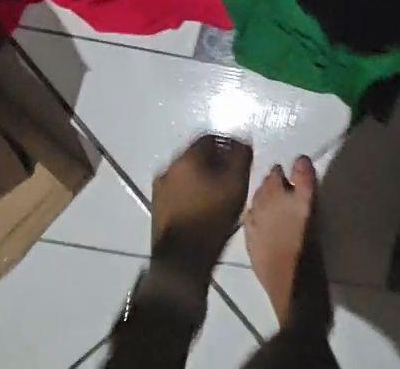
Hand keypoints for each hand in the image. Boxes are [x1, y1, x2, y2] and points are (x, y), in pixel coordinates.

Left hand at [151, 135, 252, 268]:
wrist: (183, 260)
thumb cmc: (213, 216)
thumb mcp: (237, 183)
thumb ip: (241, 156)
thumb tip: (242, 142)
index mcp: (186, 158)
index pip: (210, 138)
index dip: (228, 143)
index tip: (241, 156)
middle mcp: (168, 169)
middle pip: (196, 155)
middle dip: (215, 161)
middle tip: (232, 173)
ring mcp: (159, 191)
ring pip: (186, 174)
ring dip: (202, 177)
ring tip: (219, 191)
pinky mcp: (157, 209)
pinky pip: (179, 191)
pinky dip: (192, 192)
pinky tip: (205, 205)